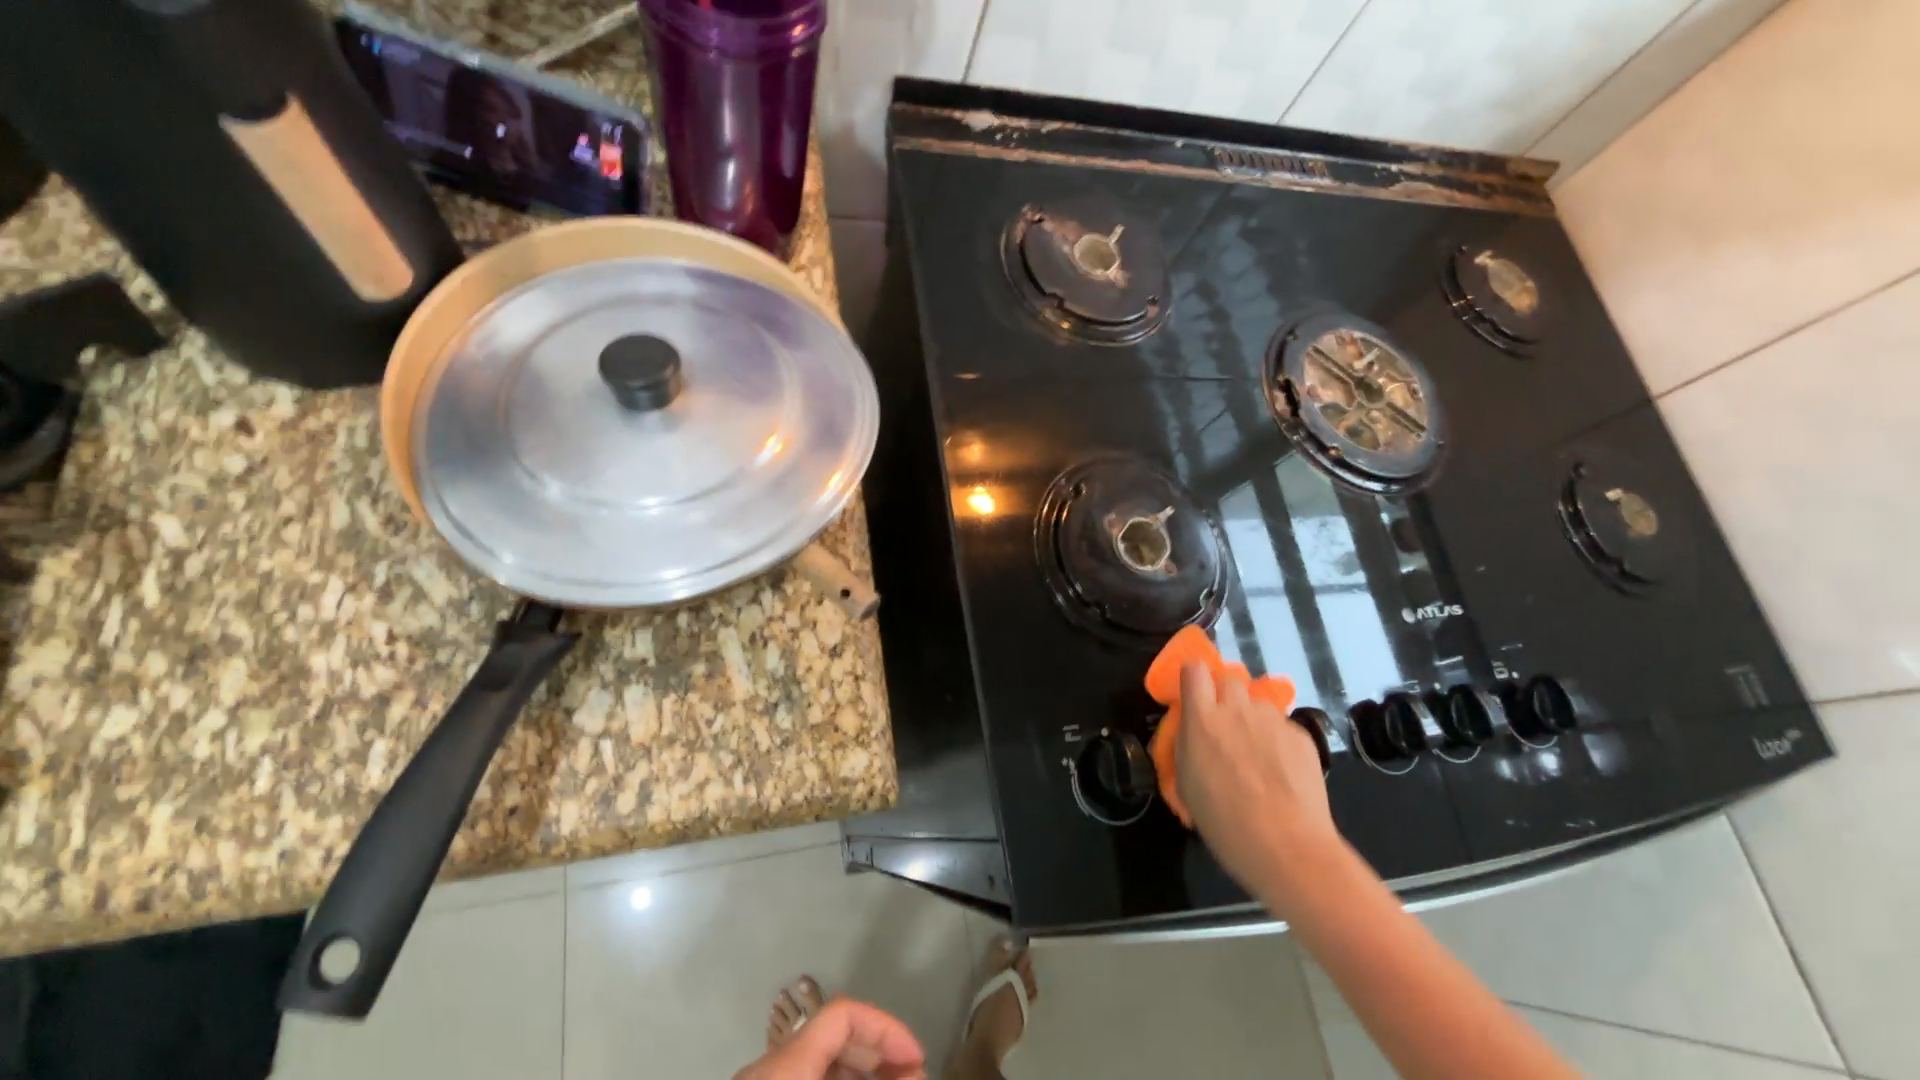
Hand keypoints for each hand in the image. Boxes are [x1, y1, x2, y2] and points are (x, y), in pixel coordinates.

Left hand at [733, 998, 927, 1079]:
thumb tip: (917, 1074)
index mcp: (787, 1059)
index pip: (844, 1012)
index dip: (887, 1027)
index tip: (918, 1058)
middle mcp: (770, 1064)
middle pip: (836, 1037)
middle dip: (881, 1054)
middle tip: (915, 1076)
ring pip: (823, 1062)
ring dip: (864, 1071)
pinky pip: (810, 1079)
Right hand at [1175, 662, 1334, 909]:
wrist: (1287, 847)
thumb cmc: (1224, 823)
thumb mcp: (1186, 785)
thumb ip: (1188, 747)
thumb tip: (1194, 734)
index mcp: (1202, 720)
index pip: (1194, 670)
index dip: (1193, 680)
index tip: (1193, 698)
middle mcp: (1238, 710)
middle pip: (1230, 679)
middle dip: (1224, 695)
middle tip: (1224, 727)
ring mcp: (1273, 721)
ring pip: (1258, 704)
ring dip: (1252, 719)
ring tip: (1255, 754)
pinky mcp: (1301, 736)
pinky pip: (1282, 727)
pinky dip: (1277, 741)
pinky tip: (1280, 772)